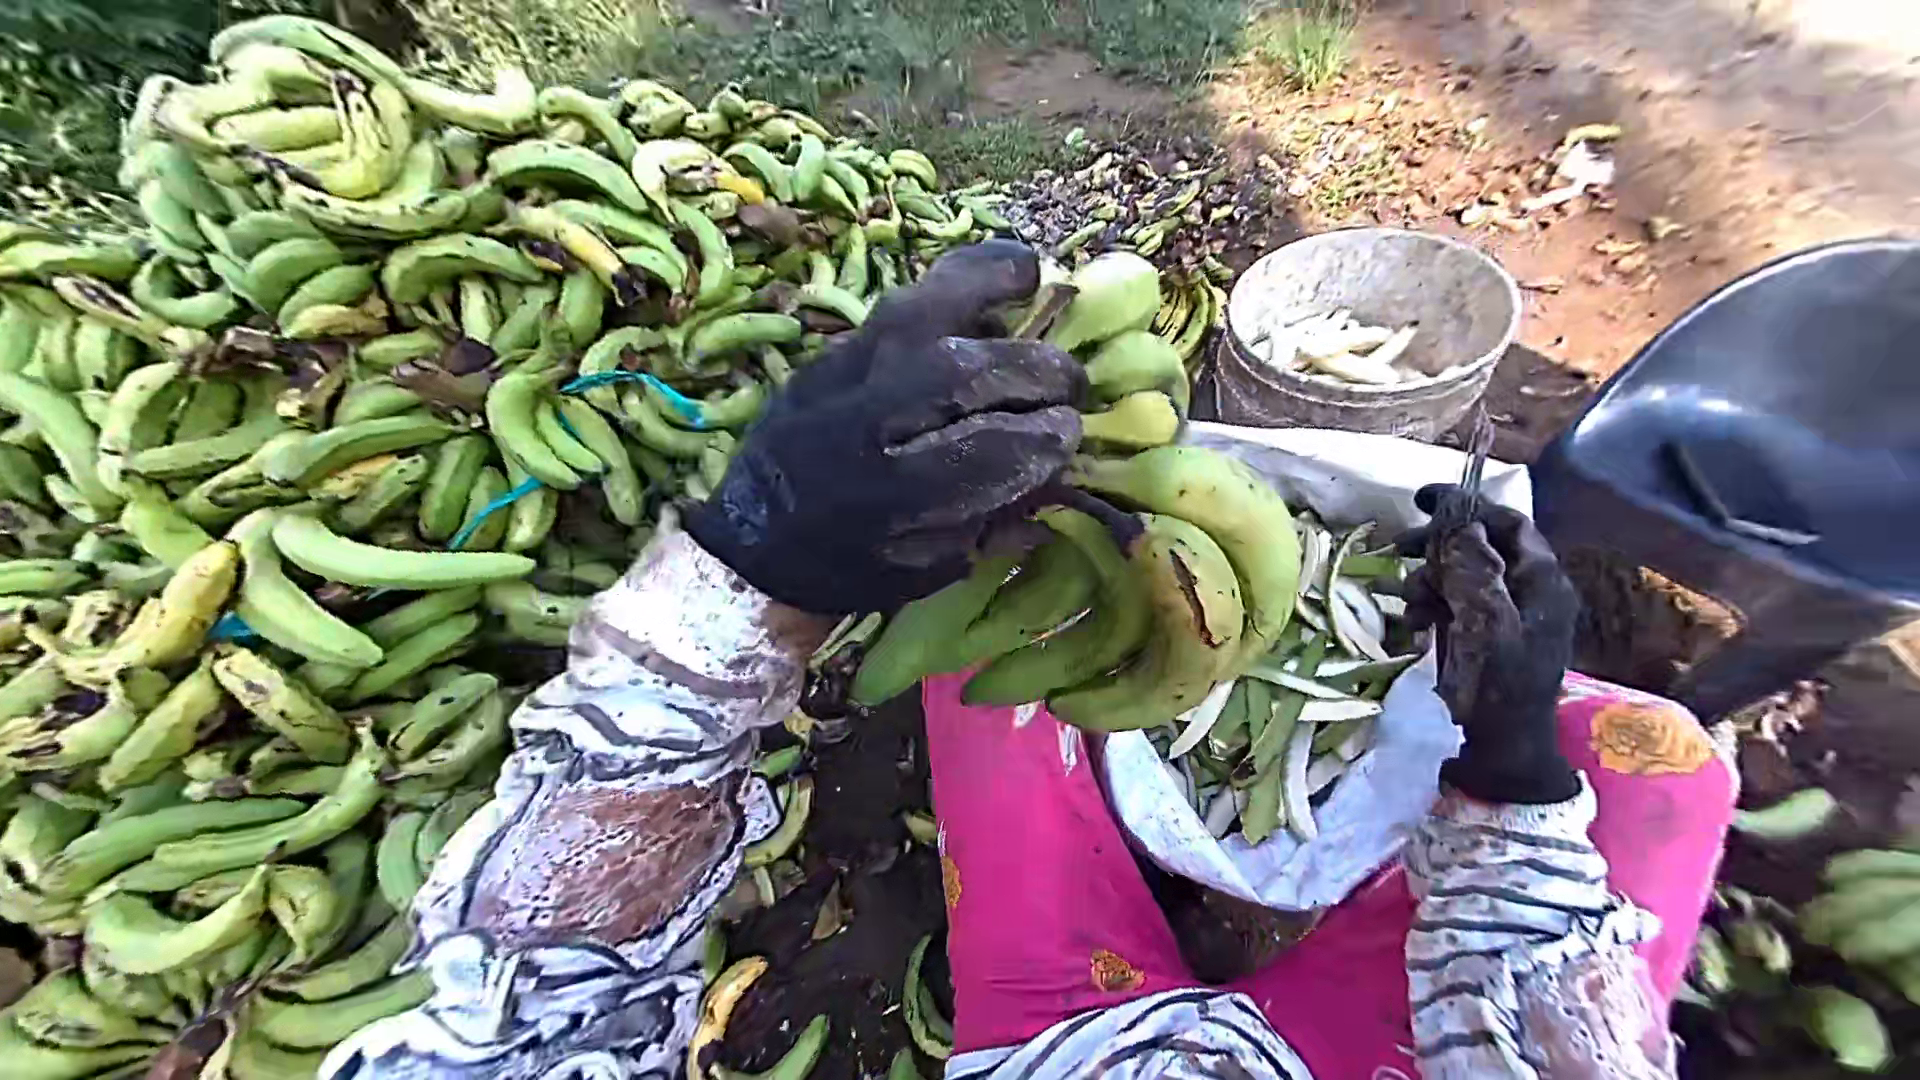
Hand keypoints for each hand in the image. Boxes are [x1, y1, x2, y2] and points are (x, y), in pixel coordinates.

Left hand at [686, 241, 1084, 613]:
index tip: (1070, 435)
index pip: (983, 453)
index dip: (1041, 440)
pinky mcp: (835, 349)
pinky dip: (957, 276)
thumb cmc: (840, 567)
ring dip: (996, 291)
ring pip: (926, 314)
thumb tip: (1052, 480)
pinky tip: (992, 268)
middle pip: (962, 376)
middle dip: (1034, 374)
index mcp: (886, 497)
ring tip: (1041, 284)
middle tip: (1070, 386)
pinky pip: (904, 299)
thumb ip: (984, 529)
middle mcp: (863, 424)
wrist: (751, 532)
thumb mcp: (914, 574)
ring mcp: (844, 374)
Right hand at [1396, 484, 1581, 803]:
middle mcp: (1524, 587)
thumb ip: (1474, 571)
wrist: (1501, 734)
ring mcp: (1502, 609)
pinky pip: (1448, 599)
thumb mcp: (1486, 622)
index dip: (1466, 507)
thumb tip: (1459, 527)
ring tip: (1411, 603)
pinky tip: (1416, 622)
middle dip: (1434, 546)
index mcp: (1540, 580)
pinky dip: (1426, 604)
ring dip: (1425, 580)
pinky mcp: (1480, 627)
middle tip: (1397, 548)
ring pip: (1456, 571)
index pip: (1507, 524)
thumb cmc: (1500, 679)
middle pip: (1475, 545)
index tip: (1421, 500)